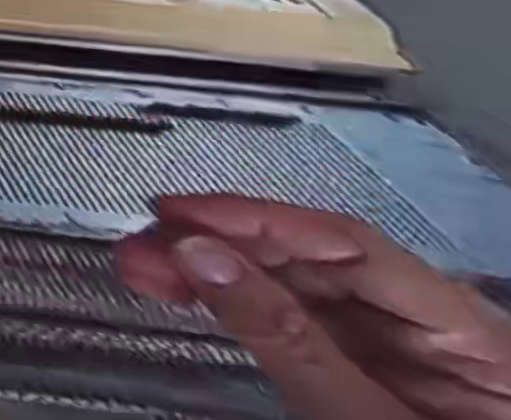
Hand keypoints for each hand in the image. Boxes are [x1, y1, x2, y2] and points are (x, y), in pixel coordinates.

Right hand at [115, 195, 510, 419]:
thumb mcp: (359, 418)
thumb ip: (286, 336)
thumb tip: (195, 248)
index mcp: (474, 339)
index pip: (349, 248)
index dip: (256, 220)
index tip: (173, 212)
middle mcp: (430, 331)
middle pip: (304, 260)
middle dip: (210, 244)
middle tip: (139, 244)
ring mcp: (385, 350)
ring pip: (276, 279)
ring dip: (198, 264)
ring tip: (136, 263)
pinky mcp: (341, 363)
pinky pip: (271, 309)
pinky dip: (214, 292)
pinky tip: (170, 283)